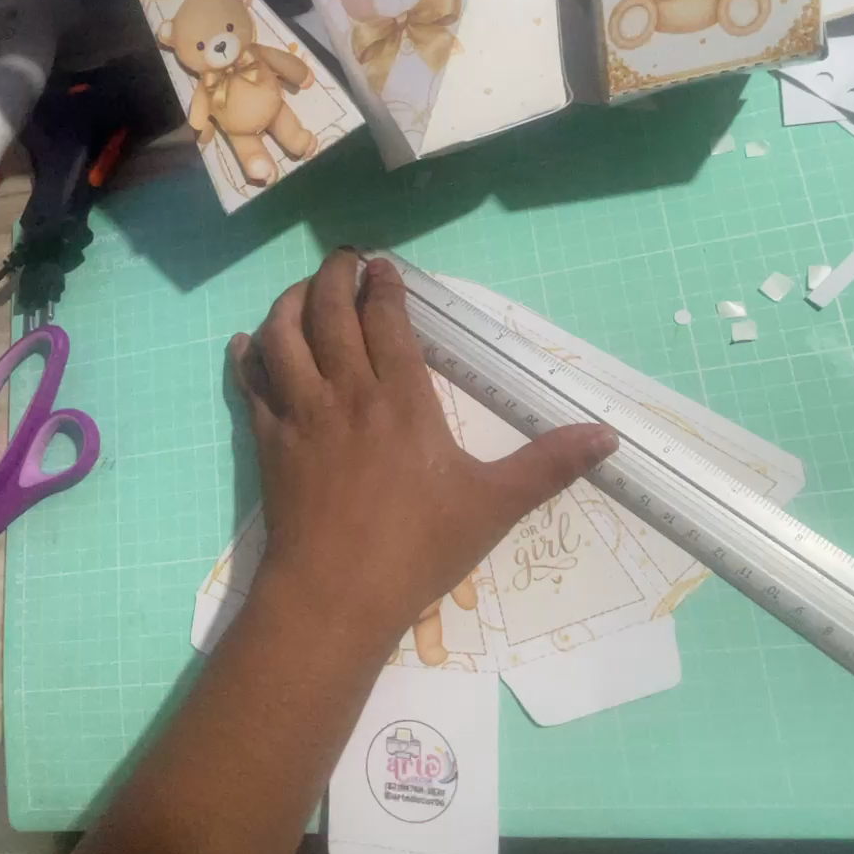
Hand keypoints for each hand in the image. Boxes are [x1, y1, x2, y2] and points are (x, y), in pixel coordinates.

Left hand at [228, 250, 617, 641]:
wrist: (335, 594)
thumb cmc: (415, 548)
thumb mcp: (492, 506)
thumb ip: (548, 465)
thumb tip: (608, 435)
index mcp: (400, 400)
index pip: (387, 322)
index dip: (384, 288)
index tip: (382, 267)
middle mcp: (345, 393)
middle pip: (329, 313)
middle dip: (334, 276)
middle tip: (342, 259)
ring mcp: (300, 415)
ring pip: (283, 337)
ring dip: (289, 303)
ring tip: (301, 290)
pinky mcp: (269, 441)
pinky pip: (251, 386)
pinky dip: (247, 358)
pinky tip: (246, 344)